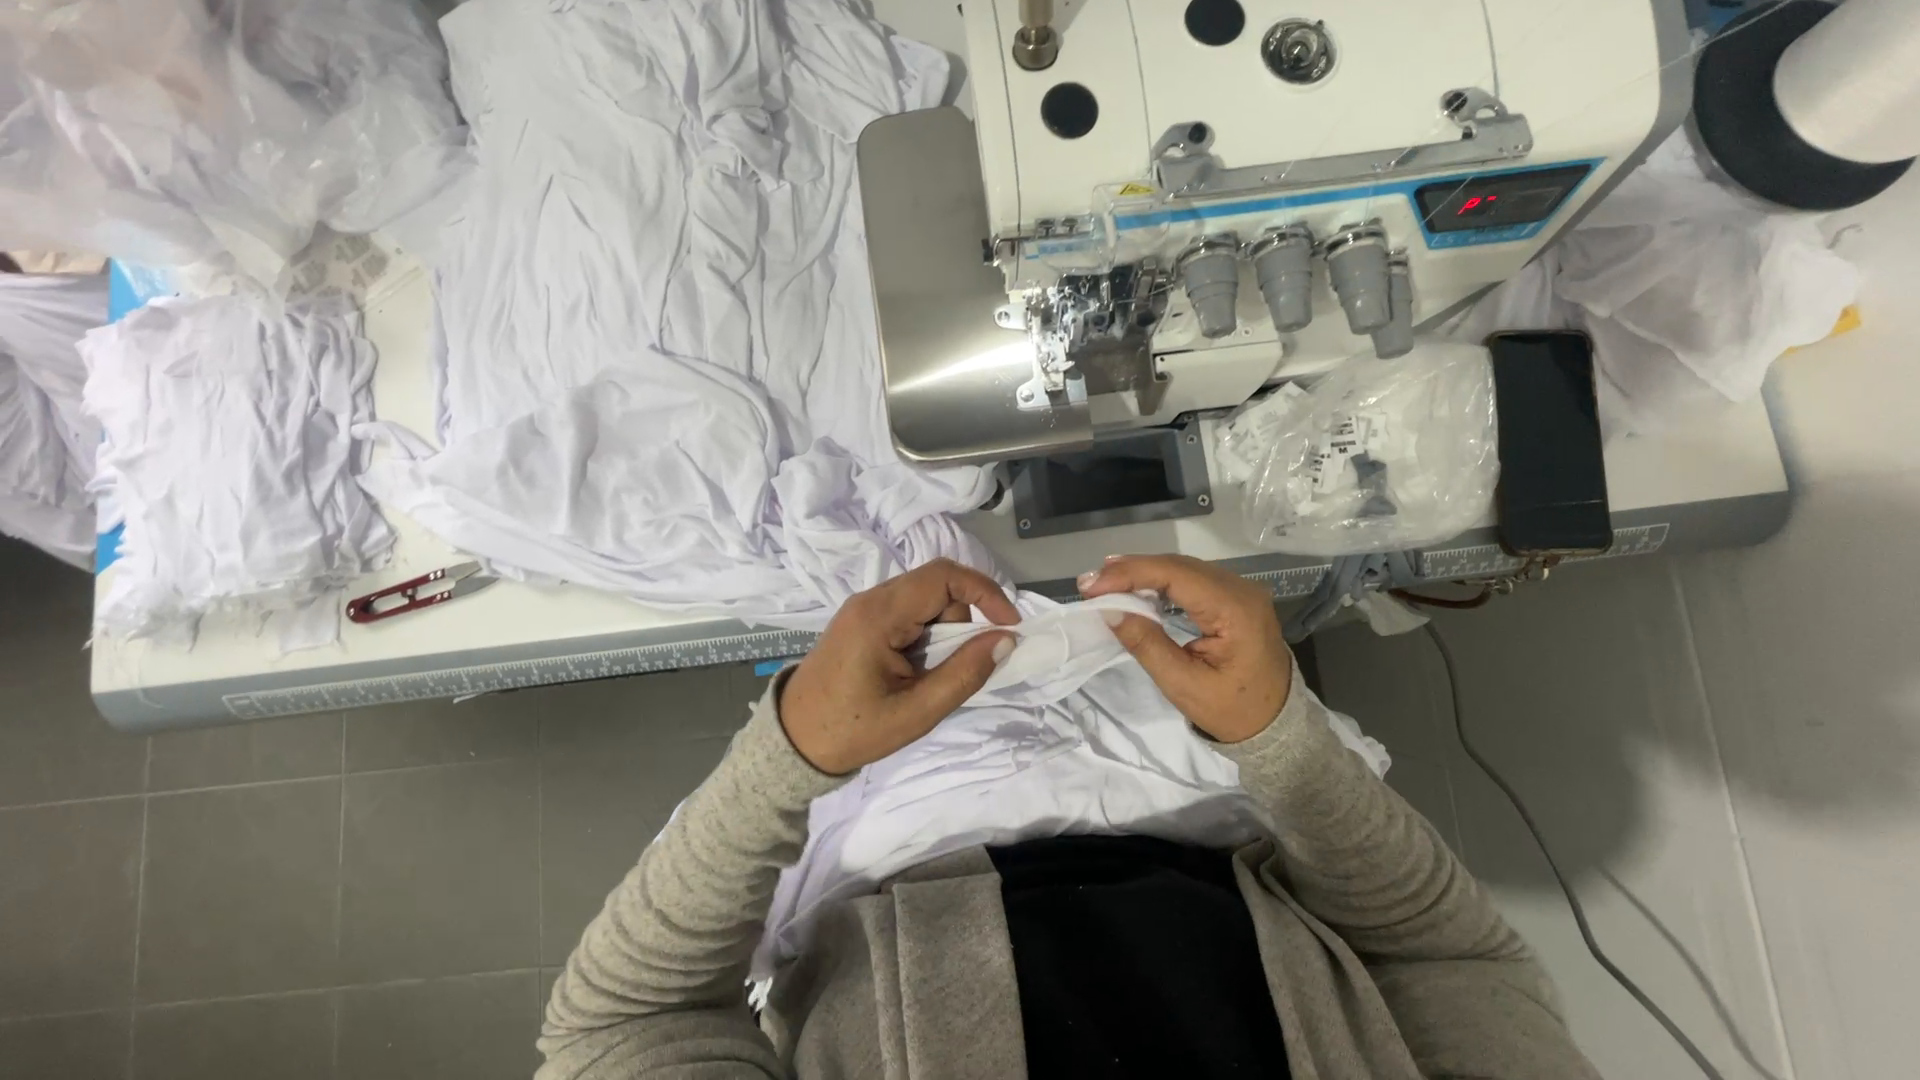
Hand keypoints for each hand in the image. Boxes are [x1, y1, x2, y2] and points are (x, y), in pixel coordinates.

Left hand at [779, 558, 1018, 774]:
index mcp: (879, 615)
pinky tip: (918, 667)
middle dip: (963, 618)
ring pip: (924, 598)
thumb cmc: (853, 730)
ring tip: (930, 674)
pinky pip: (908, 611)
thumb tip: (1005, 640)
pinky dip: (927, 632)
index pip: (944, 576)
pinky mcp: (861, 621)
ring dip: (944, 628)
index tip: (1008, 626)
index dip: (985, 592)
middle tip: (957, 665)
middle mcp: (870, 599)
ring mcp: (863, 608)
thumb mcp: (917, 711)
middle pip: (936, 584)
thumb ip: (964, 673)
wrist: (793, 743)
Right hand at [1079, 554, 1291, 742]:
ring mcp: (1241, 591)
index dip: (1130, 574)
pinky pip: (1192, 579)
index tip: (1091, 586)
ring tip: (1105, 582)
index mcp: (1235, 609)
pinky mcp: (1235, 598)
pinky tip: (1137, 586)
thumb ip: (1146, 644)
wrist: (1275, 725)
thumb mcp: (1183, 684)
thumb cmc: (1231, 710)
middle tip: (1090, 583)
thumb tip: (1109, 610)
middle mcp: (1241, 590)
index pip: (1176, 576)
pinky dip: (1160, 581)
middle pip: (1179, 566)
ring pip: (1184, 568)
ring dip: (1143, 573)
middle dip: (1131, 570)